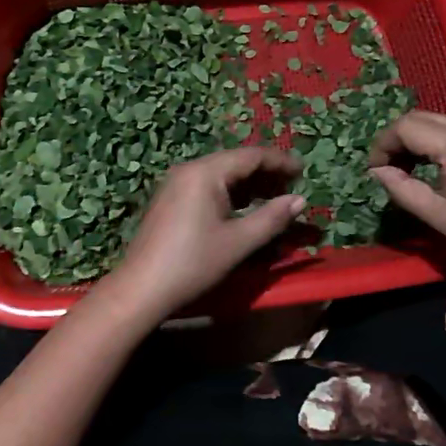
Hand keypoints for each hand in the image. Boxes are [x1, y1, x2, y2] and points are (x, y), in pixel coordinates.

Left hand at [101, 147, 304, 318]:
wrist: (141, 289)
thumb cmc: (193, 262)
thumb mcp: (239, 241)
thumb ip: (272, 217)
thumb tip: (299, 201)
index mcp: (205, 173)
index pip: (251, 156)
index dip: (280, 162)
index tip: (303, 172)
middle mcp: (189, 170)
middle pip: (235, 162)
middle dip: (266, 173)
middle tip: (292, 187)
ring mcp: (176, 184)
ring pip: (221, 175)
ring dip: (249, 184)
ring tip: (274, 197)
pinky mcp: (171, 200)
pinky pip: (208, 186)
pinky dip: (231, 193)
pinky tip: (245, 208)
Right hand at [369, 111, 445, 284]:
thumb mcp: (439, 217)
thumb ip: (403, 189)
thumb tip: (379, 171)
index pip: (407, 126)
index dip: (383, 144)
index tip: (375, 169)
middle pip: (428, 118)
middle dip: (403, 139)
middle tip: (392, 167)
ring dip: (429, 140)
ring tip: (420, 169)